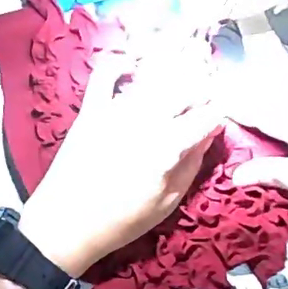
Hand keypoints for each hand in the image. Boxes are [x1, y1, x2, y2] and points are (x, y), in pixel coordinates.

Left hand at [19, 50, 222, 273]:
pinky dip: (121, 64)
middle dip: (202, 90)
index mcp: (167, 147)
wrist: (65, 225)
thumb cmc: (120, 222)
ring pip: (154, 78)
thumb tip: (210, 134)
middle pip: (185, 88)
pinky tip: (134, 66)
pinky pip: (105, 74)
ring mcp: (115, 110)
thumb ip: (192, 164)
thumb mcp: (167, 202)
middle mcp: (144, 121)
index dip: (219, 113)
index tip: (222, 117)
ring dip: (173, 77)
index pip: (206, 116)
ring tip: (180, 88)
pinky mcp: (91, 109)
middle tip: (205, 101)